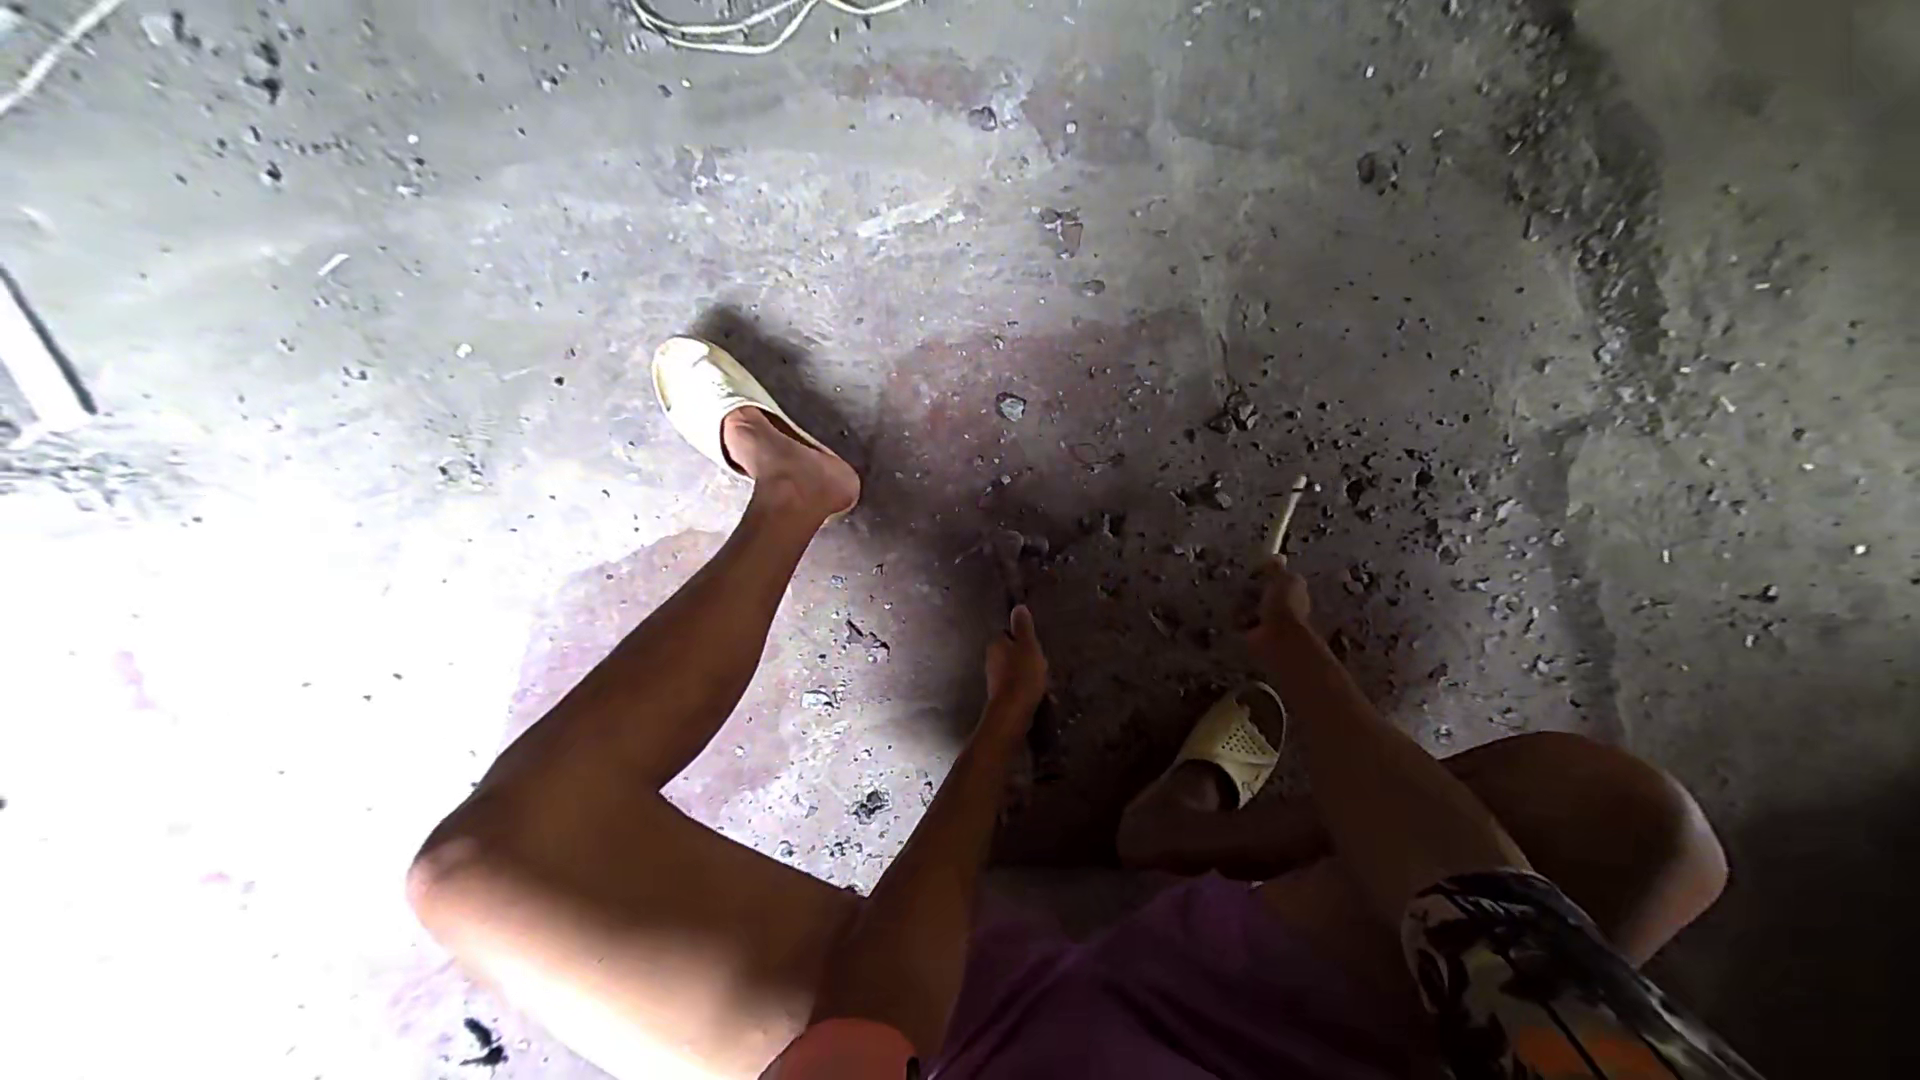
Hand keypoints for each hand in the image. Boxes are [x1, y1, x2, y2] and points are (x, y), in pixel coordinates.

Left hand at [983, 605, 1047, 714]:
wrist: (1014, 711)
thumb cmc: (1022, 674)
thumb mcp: (1028, 645)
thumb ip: (1023, 626)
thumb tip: (1018, 607)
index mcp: (996, 644)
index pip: (1009, 634)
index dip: (1024, 639)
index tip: (1036, 646)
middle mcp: (992, 660)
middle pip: (1015, 653)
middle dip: (1030, 659)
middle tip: (1043, 666)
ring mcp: (996, 679)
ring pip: (1018, 671)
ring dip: (1033, 676)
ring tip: (1046, 684)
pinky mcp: (1003, 696)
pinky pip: (1020, 687)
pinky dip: (1031, 690)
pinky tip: (1044, 697)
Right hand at [1247, 556, 1312, 647]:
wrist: (1278, 636)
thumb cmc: (1284, 604)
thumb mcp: (1283, 580)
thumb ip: (1277, 569)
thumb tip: (1277, 556)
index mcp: (1292, 592)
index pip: (1276, 580)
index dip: (1265, 576)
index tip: (1254, 572)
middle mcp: (1281, 607)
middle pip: (1259, 593)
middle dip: (1249, 591)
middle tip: (1242, 589)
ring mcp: (1267, 621)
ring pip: (1247, 607)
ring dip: (1242, 606)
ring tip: (1242, 607)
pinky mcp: (1252, 633)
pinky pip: (1239, 621)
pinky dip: (1238, 620)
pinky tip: (1242, 620)